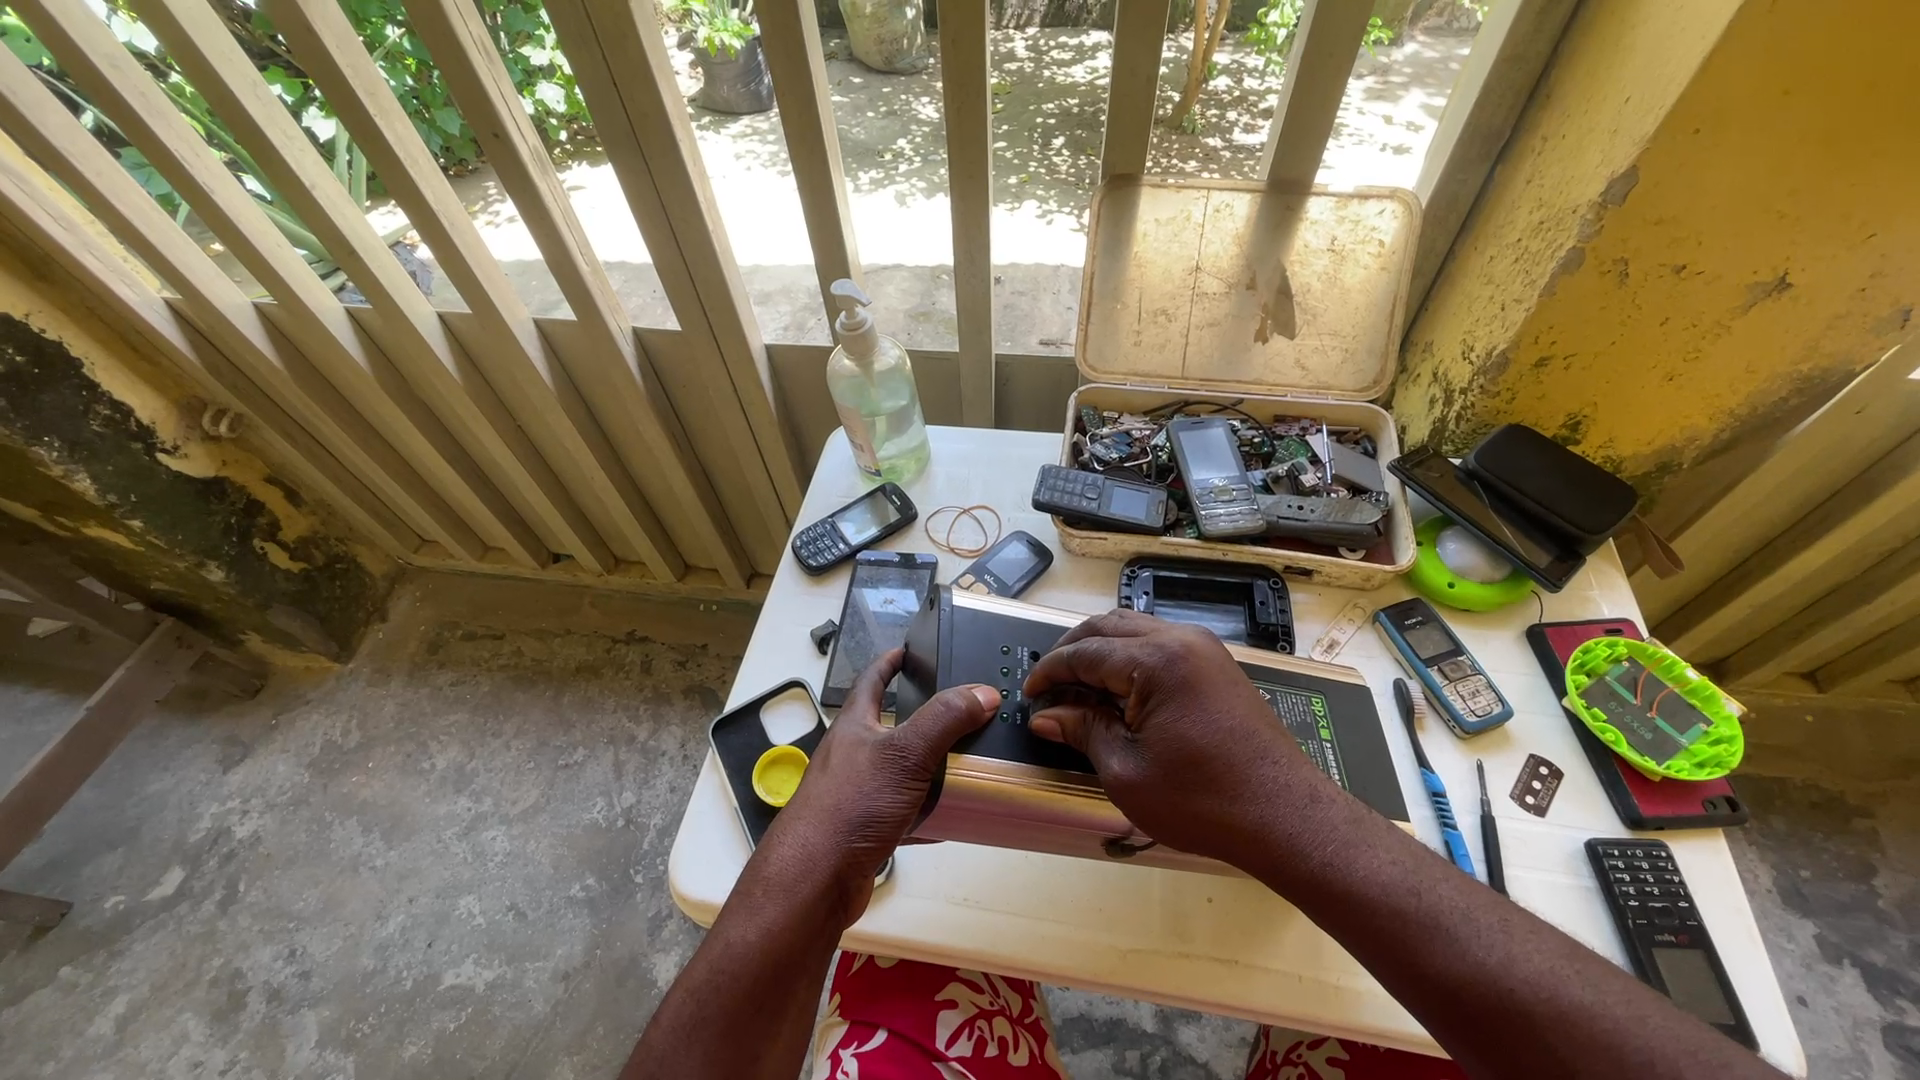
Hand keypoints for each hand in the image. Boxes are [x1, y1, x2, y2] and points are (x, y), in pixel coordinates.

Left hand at [759, 649, 996, 925]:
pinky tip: (951, 818)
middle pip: (889, 726)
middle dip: (921, 717)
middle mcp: (852, 755)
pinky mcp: (864, 830)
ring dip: (928, 766)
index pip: (871, 680)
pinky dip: (927, 813)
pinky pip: (903, 813)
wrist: (814, 881)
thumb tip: (984, 692)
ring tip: (964, 761)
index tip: (910, 649)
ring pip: (898, 772)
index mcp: (855, 726)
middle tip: (960, 711)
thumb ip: (944, 719)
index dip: (890, 662)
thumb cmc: (852, 804)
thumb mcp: (904, 753)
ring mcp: (856, 794)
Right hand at [1021, 609, 1342, 867]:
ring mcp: (1205, 650)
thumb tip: (1047, 715)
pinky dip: (1130, 658)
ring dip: (1101, 650)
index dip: (1051, 671)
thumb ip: (1083, 731)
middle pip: (1109, 626)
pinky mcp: (1218, 667)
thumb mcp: (1126, 771)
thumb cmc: (1203, 801)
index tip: (1030, 693)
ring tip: (1079, 687)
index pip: (1086, 652)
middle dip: (1072, 650)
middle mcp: (1182, 640)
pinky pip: (1161, 645)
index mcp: (1157, 660)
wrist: (1285, 817)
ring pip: (1136, 630)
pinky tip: (1118, 692)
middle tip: (1049, 684)